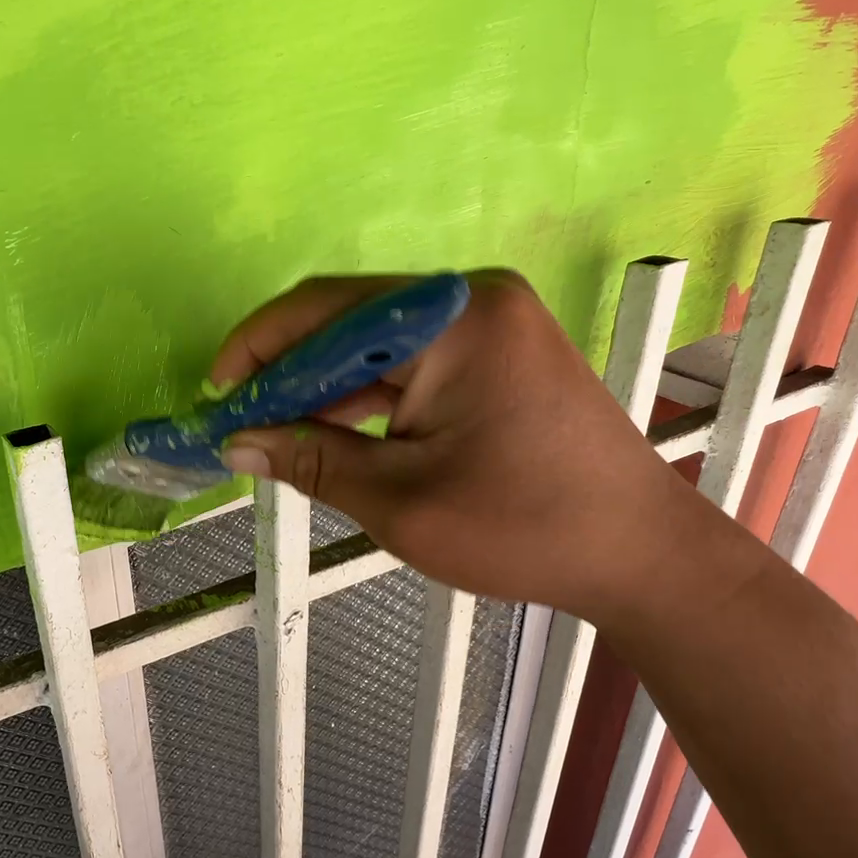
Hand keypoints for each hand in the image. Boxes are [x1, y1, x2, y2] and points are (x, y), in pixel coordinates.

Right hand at [213, 271, 730, 620]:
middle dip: (286, 372)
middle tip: (239, 423)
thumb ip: (309, 461)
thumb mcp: (399, 500)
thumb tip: (235, 444)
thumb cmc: (523, 527)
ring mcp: (488, 325)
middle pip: (348, 322)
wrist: (641, 556)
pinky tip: (328, 432)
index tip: (215, 395)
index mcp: (454, 319)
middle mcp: (471, 301)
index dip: (258, 347)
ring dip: (320, 388)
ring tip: (273, 434)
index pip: (326, 311)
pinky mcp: (494, 355)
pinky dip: (362, 398)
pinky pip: (406, 364)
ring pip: (373, 345)